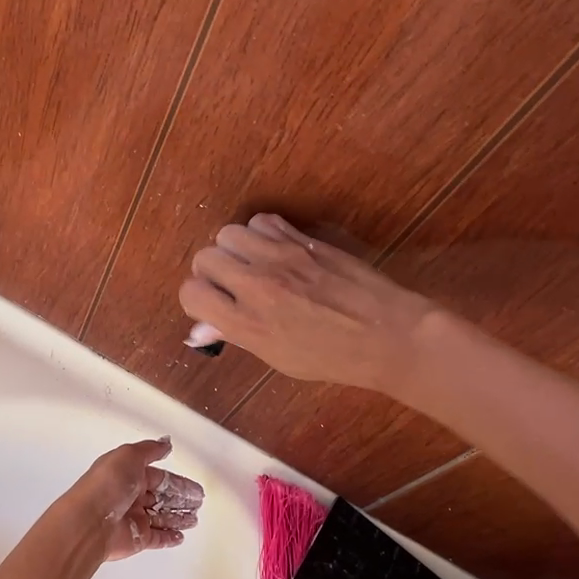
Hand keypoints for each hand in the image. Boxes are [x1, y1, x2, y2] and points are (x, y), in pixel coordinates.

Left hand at [63, 439, 204, 560]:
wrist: (90, 521)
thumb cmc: (107, 484)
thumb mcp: (128, 455)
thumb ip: (150, 449)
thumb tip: (166, 442)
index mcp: (128, 474)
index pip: (158, 477)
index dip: (177, 482)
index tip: (195, 488)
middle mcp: (131, 496)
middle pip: (161, 497)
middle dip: (180, 499)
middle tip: (198, 503)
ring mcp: (134, 519)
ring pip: (161, 518)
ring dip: (178, 518)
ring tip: (194, 519)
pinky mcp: (137, 539)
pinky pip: (157, 538)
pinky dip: (169, 537)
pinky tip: (181, 535)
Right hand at [178, 213, 440, 394]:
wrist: (387, 335)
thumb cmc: (331, 357)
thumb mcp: (277, 358)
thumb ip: (235, 335)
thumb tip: (198, 330)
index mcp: (247, 324)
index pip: (191, 292)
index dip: (198, 297)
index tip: (214, 304)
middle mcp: (256, 286)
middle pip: (205, 257)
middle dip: (213, 270)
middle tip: (233, 284)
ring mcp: (281, 258)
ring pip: (229, 233)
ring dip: (235, 248)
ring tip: (253, 263)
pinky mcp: (304, 240)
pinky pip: (263, 221)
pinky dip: (262, 232)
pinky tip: (275, 249)